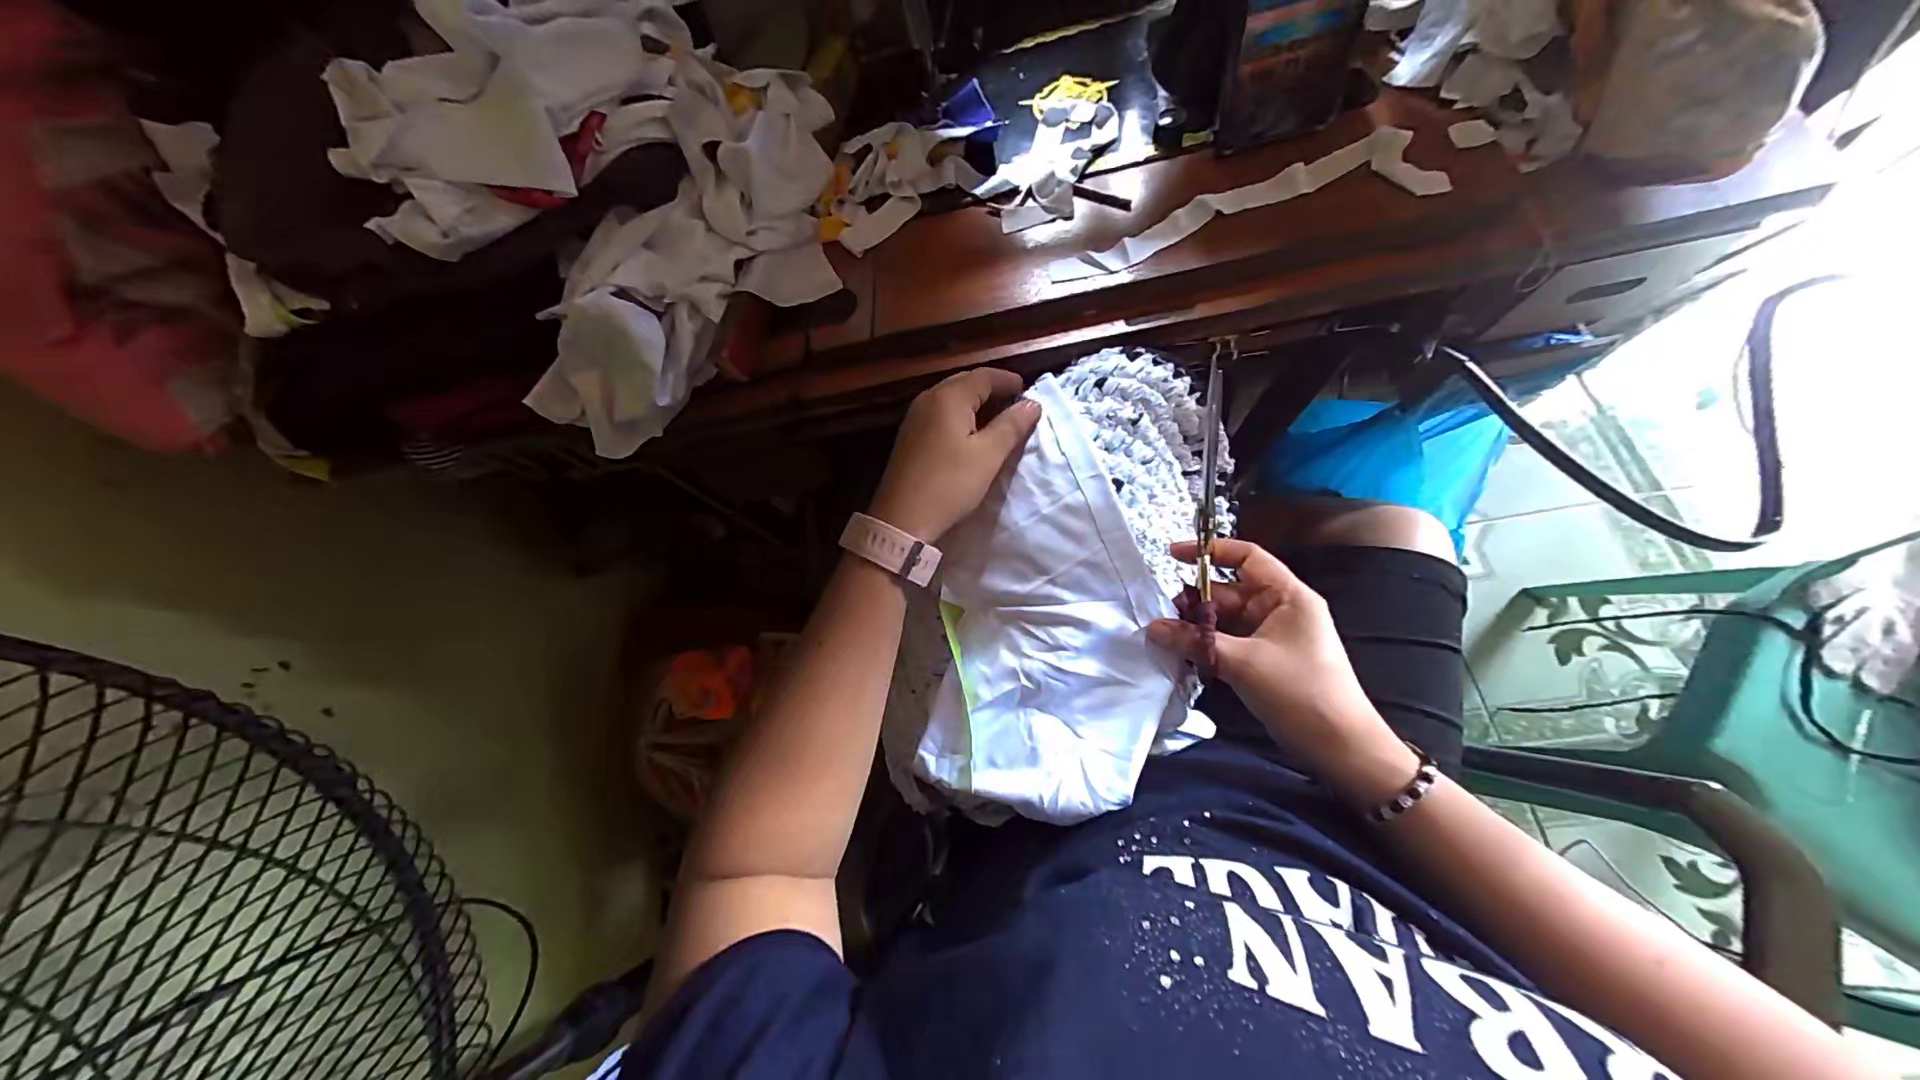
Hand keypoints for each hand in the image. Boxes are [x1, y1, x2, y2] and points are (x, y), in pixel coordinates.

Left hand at [868, 368, 1042, 541]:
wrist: (902, 518)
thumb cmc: (950, 484)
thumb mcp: (988, 456)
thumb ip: (1011, 426)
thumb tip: (1032, 404)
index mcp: (948, 398)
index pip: (984, 376)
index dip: (1008, 381)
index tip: (1028, 390)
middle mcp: (928, 399)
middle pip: (965, 383)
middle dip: (991, 389)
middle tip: (1014, 403)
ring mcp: (915, 418)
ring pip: (951, 398)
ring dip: (975, 403)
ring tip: (997, 418)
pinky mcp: (909, 436)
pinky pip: (940, 414)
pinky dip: (960, 416)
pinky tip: (970, 433)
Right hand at [1147, 539, 1418, 806]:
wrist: (1340, 747)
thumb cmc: (1302, 693)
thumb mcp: (1243, 663)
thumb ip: (1195, 642)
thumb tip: (1153, 628)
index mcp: (1287, 596)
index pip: (1247, 558)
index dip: (1211, 551)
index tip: (1174, 555)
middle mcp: (1280, 610)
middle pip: (1228, 592)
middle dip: (1195, 600)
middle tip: (1163, 613)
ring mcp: (1272, 637)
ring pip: (1225, 620)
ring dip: (1197, 627)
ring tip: (1167, 636)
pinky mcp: (1264, 661)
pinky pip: (1228, 643)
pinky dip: (1207, 646)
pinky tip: (1183, 654)